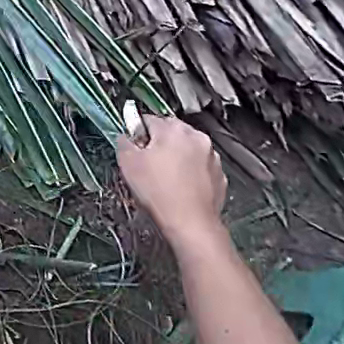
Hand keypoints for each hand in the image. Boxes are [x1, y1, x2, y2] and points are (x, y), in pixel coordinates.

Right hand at [115, 115, 226, 242]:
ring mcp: (211, 157)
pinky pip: (198, 167)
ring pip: (185, 150)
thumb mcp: (127, 162)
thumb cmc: (160, 193)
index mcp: (173, 129)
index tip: (132, 146)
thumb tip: (126, 137)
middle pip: (169, 133)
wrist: (190, 224)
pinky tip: (177, 188)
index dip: (136, 134)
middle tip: (145, 165)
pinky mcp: (219, 175)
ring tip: (162, 179)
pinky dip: (189, 173)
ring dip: (174, 158)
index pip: (148, 120)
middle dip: (157, 145)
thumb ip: (123, 142)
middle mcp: (197, 138)